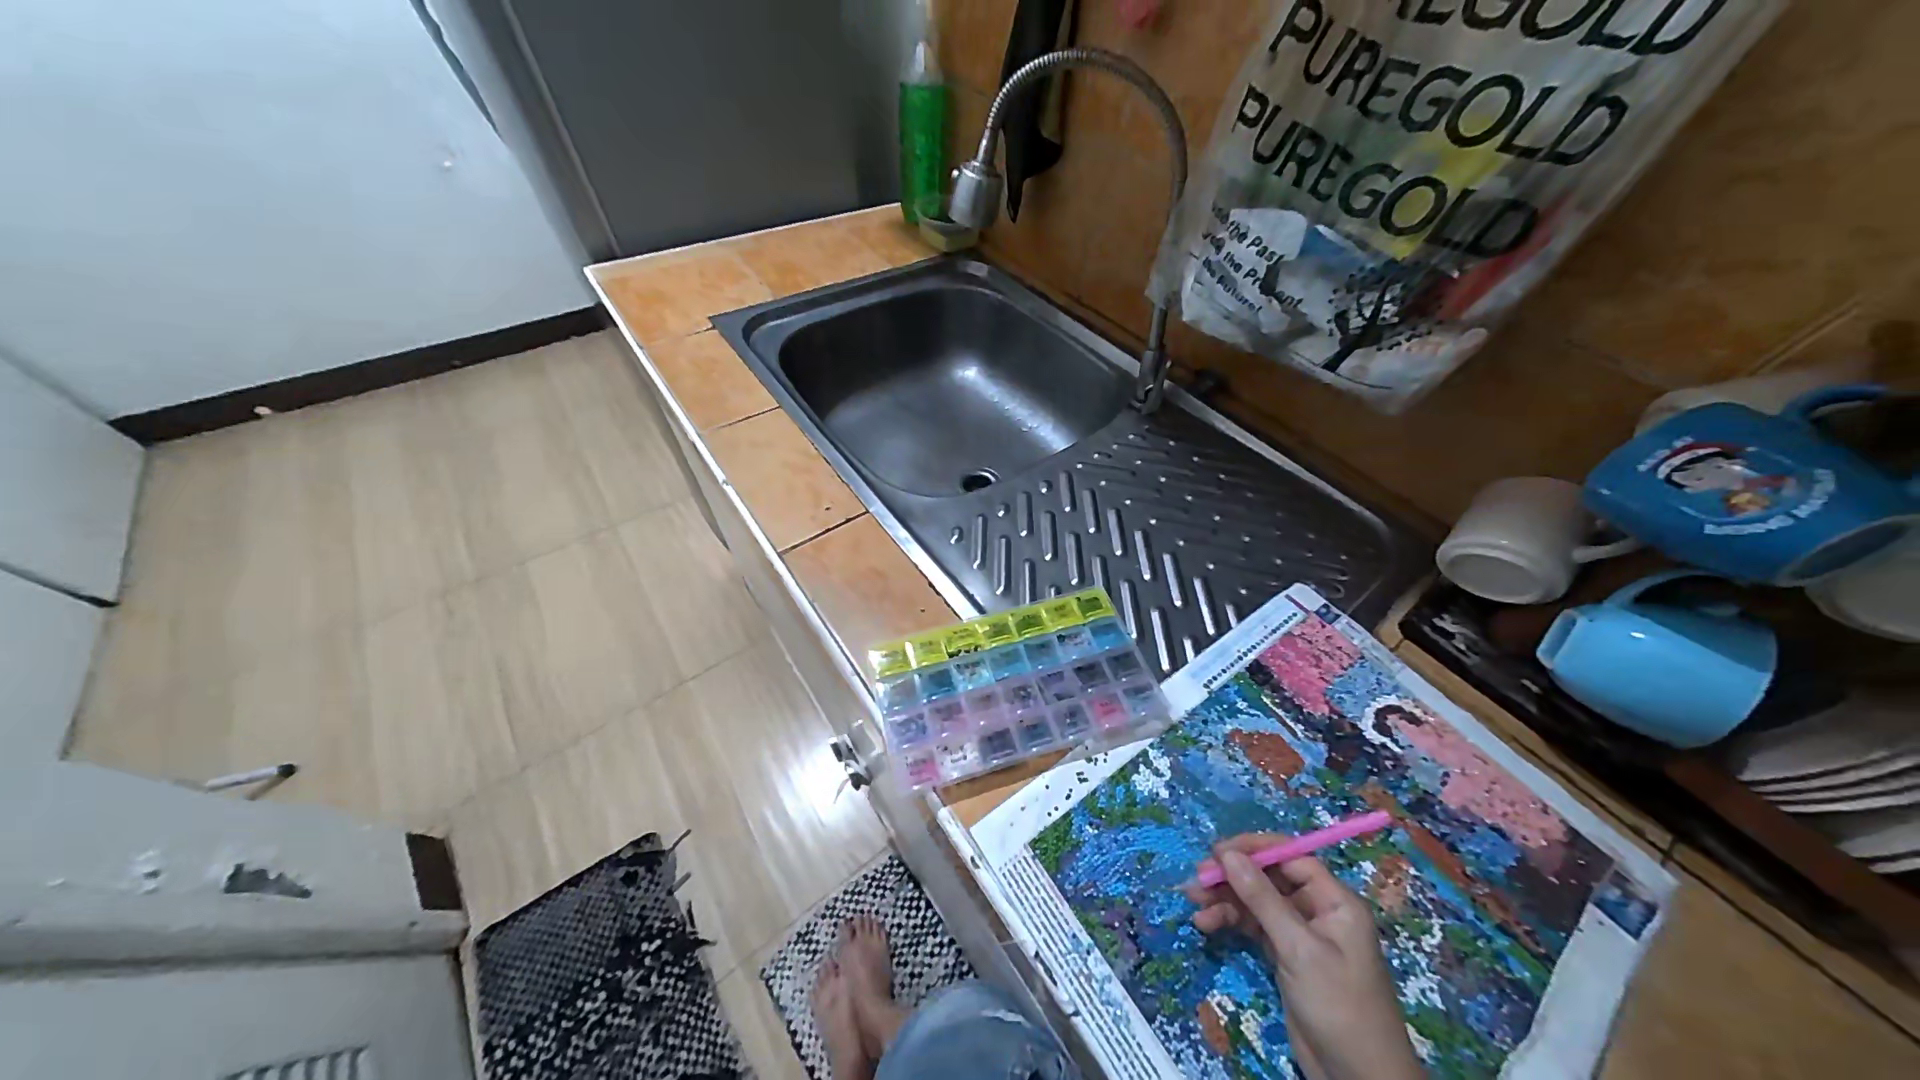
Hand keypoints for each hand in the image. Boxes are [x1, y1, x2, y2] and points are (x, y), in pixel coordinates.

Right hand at [1186, 834, 1423, 1079]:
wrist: (1359, 1079)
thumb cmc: (1338, 1005)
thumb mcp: (1298, 949)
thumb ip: (1262, 898)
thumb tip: (1228, 854)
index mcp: (1334, 901)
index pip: (1291, 857)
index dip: (1254, 850)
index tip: (1217, 851)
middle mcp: (1317, 911)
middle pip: (1269, 878)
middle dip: (1233, 876)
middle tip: (1198, 879)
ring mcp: (1300, 934)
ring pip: (1256, 902)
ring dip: (1225, 899)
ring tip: (1193, 902)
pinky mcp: (1285, 956)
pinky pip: (1253, 926)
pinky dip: (1230, 922)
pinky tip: (1206, 924)